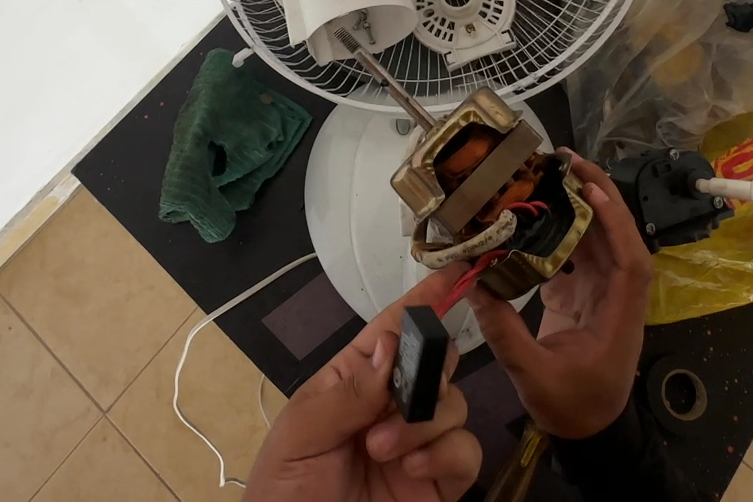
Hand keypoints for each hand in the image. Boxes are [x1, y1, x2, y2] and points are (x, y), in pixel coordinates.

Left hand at [245, 264, 481, 500]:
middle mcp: (392, 406)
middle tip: (396, 397)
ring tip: (381, 449)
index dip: (423, 300)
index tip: (454, 272)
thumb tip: (390, 344)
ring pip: (453, 403)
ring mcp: (418, 445)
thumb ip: (347, 391)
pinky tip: (413, 471)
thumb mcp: (301, 433)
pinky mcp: (440, 484)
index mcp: (355, 379)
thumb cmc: (285, 492)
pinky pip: (467, 452)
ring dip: (422, 422)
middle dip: (428, 366)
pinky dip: (447, 454)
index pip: (394, 330)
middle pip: (435, 361)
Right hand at [468, 150, 653, 438]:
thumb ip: (504, 331)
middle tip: (566, 160)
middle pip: (616, 236)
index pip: (629, 260)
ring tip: (551, 171)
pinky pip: (577, 250)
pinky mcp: (582, 292)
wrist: (588, 432)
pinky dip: (562, 225)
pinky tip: (537, 206)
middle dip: (598, 193)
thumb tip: (472, 282)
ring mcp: (600, 291)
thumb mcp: (533, 376)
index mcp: (618, 316)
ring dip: (581, 202)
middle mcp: (615, 295)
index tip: (592, 191)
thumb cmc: (572, 408)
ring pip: (597, 237)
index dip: (615, 223)